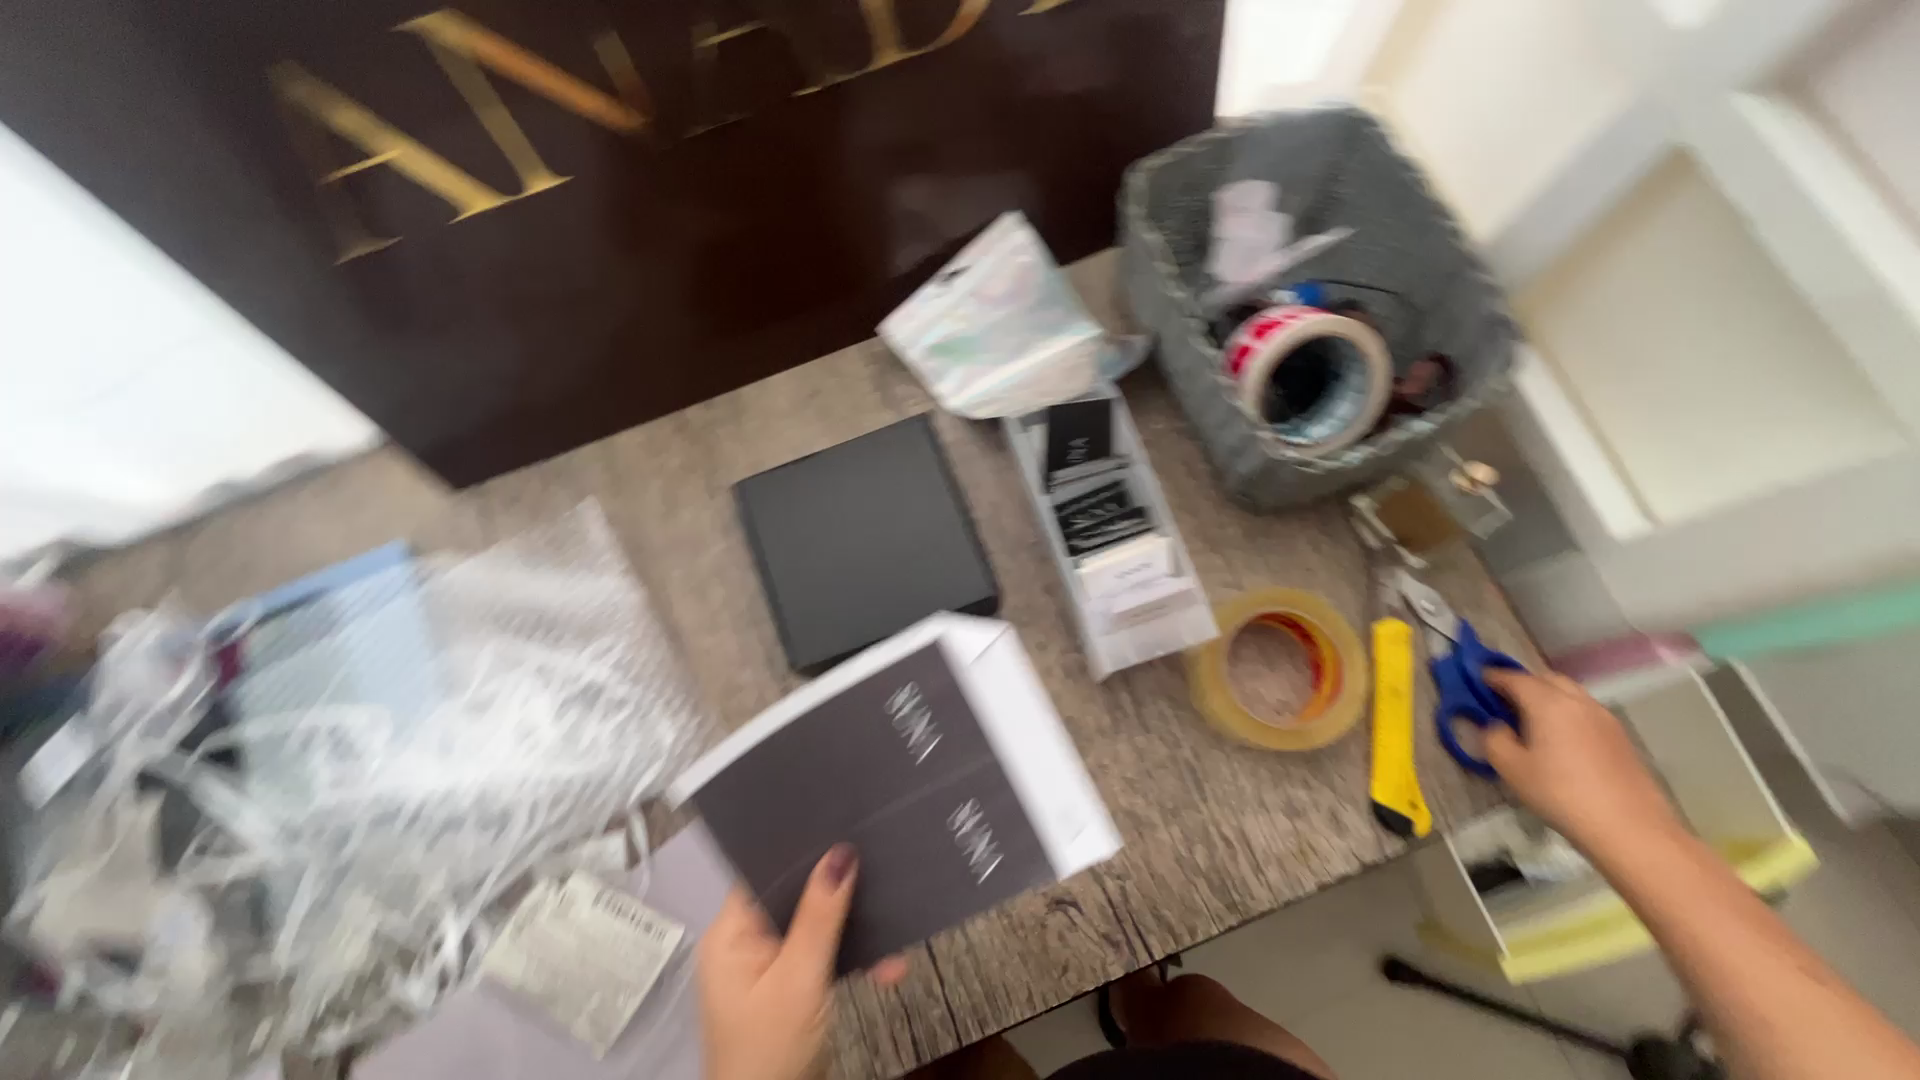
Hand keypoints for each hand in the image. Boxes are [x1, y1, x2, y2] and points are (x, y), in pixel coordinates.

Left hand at [697, 844, 908, 1079]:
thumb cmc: (771, 1050)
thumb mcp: (799, 978)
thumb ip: (820, 916)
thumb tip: (840, 853)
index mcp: (731, 934)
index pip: (766, 871)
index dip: (803, 851)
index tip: (846, 832)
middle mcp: (746, 944)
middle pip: (796, 898)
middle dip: (840, 894)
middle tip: (880, 872)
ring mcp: (770, 969)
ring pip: (817, 929)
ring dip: (854, 931)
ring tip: (894, 923)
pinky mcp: (792, 990)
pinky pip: (825, 958)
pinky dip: (853, 959)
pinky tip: (888, 965)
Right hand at [1482, 670, 1682, 855]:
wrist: (1630, 828)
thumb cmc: (1560, 793)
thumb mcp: (1511, 768)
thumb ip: (1493, 738)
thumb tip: (1496, 726)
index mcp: (1548, 703)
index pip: (1515, 678)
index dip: (1493, 676)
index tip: (1477, 679)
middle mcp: (1579, 702)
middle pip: (1547, 679)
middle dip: (1523, 682)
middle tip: (1503, 700)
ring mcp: (1605, 719)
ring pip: (1570, 694)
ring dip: (1547, 696)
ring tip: (1531, 719)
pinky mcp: (1621, 738)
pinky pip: (1586, 712)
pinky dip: (1567, 712)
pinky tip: (1560, 738)